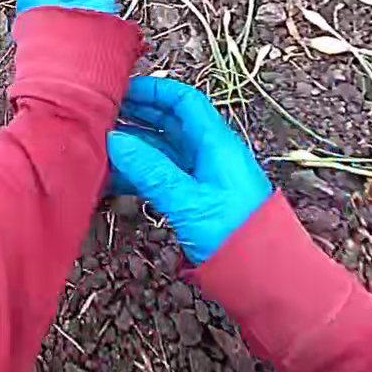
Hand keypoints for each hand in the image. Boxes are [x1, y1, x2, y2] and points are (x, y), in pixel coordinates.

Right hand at [106, 76, 272, 263]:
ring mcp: (202, 177)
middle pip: (171, 122)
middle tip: (105, 114)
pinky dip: (138, 172)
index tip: (123, 90)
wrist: (268, 282)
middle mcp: (209, 154)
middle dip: (138, 114)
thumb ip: (150, 169)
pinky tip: (114, 176)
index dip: (154, 90)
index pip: (184, 101)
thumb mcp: (188, 201)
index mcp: (216, 144)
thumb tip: (116, 141)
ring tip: (102, 145)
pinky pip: (161, 175)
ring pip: (162, 149)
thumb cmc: (238, 238)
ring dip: (134, 146)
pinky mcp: (195, 200)